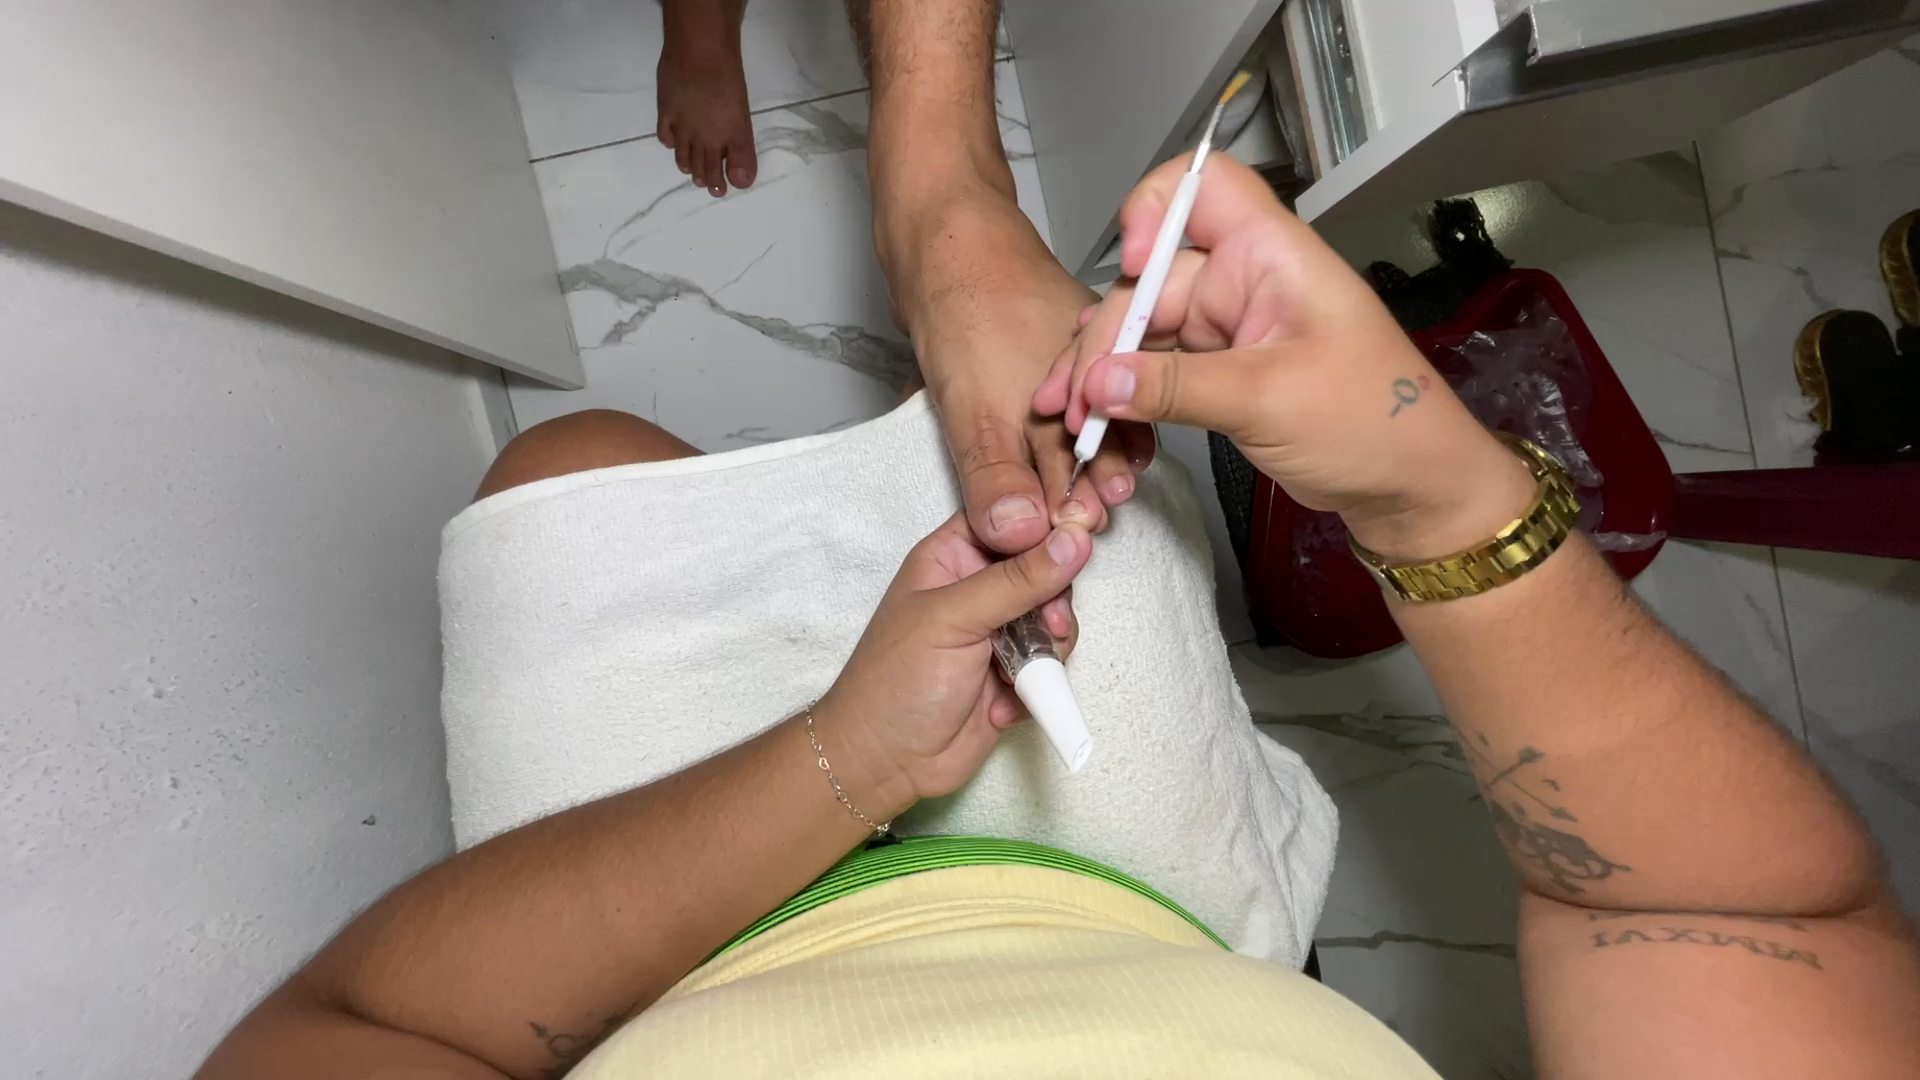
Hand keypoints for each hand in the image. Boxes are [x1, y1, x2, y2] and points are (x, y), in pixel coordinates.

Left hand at [814, 514, 1090, 818]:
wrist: (887, 763)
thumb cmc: (899, 678)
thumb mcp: (955, 618)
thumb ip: (1017, 580)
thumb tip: (1074, 539)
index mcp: (953, 555)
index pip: (1012, 519)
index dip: (1047, 525)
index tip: (1079, 537)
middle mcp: (978, 586)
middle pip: (1045, 569)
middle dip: (1053, 602)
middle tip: (1049, 629)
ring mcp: (998, 631)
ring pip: (1055, 619)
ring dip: (1048, 650)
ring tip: (1022, 677)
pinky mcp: (1013, 672)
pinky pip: (1051, 664)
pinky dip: (1037, 686)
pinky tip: (1003, 707)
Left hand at [900, 202, 1156, 556]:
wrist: (945, 241)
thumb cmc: (968, 311)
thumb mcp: (975, 413)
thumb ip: (997, 478)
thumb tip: (1021, 536)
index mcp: (1084, 404)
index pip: (1090, 476)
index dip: (1075, 515)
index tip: (1062, 546)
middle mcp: (1088, 385)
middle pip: (1095, 457)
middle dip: (1083, 498)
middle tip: (1073, 533)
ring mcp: (1071, 365)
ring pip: (1083, 429)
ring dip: (1075, 469)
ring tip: (1073, 504)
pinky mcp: (1047, 356)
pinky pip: (1064, 403)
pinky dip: (1059, 432)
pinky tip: (1051, 450)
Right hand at [1032, 157, 1531, 560]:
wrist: (1402, 484)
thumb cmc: (1368, 422)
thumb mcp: (1266, 399)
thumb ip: (1175, 388)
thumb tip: (1097, 384)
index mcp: (1267, 256)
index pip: (1203, 188)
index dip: (1152, 211)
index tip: (1125, 268)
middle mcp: (1237, 282)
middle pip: (1147, 283)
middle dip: (1105, 338)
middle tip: (1076, 402)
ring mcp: (1221, 329)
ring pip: (1140, 331)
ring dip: (1100, 372)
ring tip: (1073, 418)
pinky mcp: (1210, 371)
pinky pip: (1150, 371)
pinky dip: (1121, 394)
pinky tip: (1094, 418)